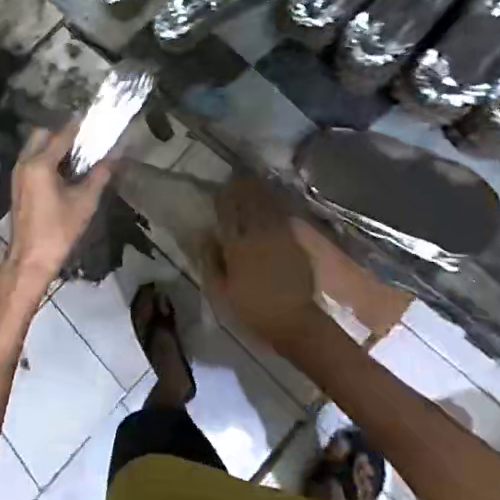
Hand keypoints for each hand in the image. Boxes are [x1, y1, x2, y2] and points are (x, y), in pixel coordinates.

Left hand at [0, 122, 112, 302]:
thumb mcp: (85, 201)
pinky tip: (65, 168)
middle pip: (43, 133)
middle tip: (87, 136)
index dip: (81, 126)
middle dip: (64, 131)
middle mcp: (25, 162)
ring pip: (35, 146)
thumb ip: (100, 173)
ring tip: (79, 150)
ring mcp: (18, 173)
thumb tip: (117, 154)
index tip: (98, 119)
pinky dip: (47, 156)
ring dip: (55, 143)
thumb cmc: (59, 230)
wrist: (30, 259)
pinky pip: (32, 159)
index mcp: (40, 164)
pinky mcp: (18, 184)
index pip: (63, 134)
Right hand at [212, 176, 333, 351]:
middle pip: (249, 205)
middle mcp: (259, 236)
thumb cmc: (253, 310)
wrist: (294, 321)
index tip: (219, 190)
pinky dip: (276, 205)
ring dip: (259, 192)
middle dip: (242, 189)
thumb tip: (204, 235)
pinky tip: (272, 200)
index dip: (224, 199)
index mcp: (238, 247)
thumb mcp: (222, 291)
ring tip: (253, 181)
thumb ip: (211, 261)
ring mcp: (280, 237)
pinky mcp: (295, 242)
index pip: (228, 214)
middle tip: (236, 178)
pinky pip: (283, 216)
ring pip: (267, 206)